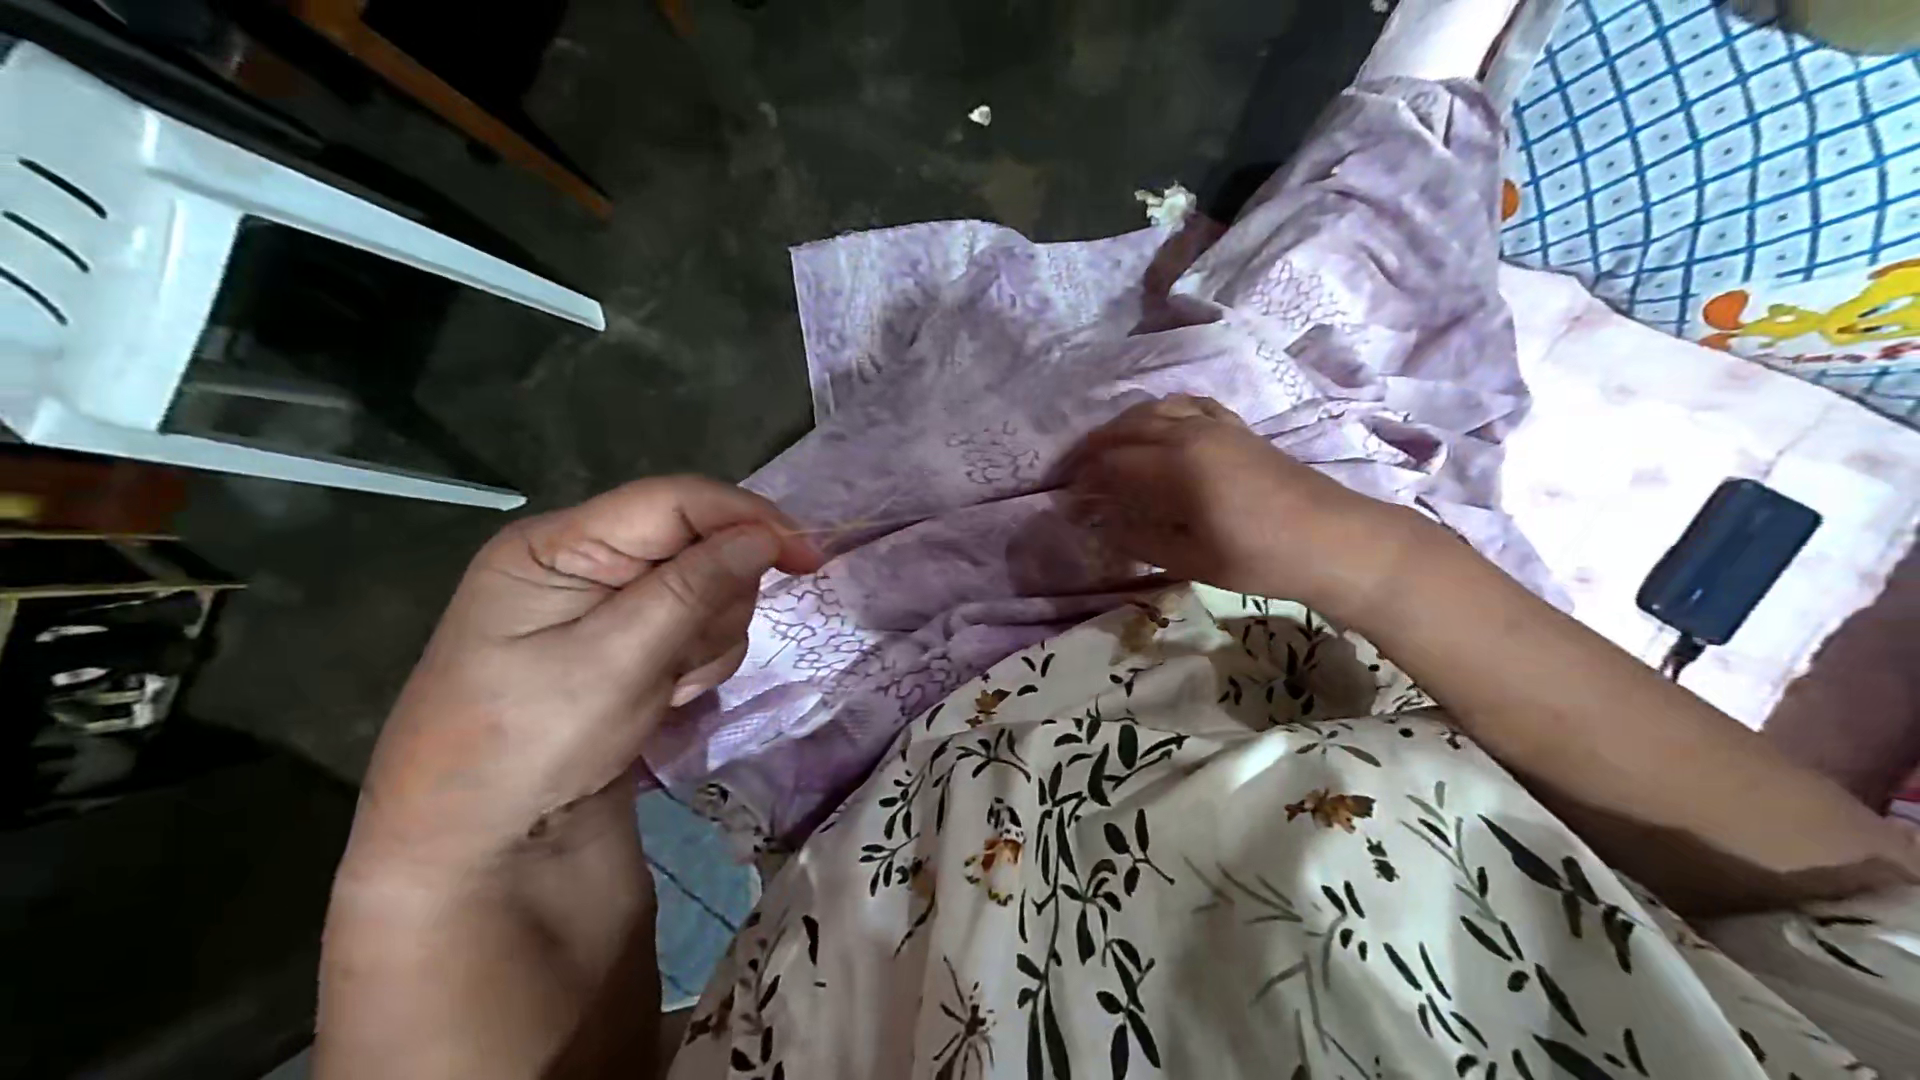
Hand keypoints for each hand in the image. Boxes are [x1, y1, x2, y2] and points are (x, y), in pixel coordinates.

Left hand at [344, 476, 823, 877]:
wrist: (490, 847)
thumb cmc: (529, 746)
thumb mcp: (613, 662)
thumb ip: (693, 589)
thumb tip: (767, 534)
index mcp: (558, 544)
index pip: (674, 500)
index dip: (747, 517)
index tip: (808, 556)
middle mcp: (586, 559)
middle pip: (698, 543)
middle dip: (715, 598)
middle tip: (683, 659)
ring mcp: (610, 601)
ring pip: (709, 587)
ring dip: (706, 637)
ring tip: (664, 687)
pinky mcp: (633, 637)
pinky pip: (699, 625)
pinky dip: (698, 659)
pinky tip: (664, 694)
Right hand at [1063, 395, 1426, 615]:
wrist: (1333, 540)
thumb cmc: (1259, 558)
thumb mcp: (1191, 559)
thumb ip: (1139, 537)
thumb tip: (1101, 523)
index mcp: (1178, 467)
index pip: (1112, 464)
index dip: (1085, 482)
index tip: (1068, 502)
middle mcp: (1191, 434)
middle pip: (1125, 429)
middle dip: (1092, 449)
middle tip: (1073, 473)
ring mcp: (1215, 426)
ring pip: (1152, 410)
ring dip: (1120, 427)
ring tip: (1104, 450)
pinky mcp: (1235, 428)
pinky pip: (1187, 406)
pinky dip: (1160, 413)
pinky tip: (1156, 427)